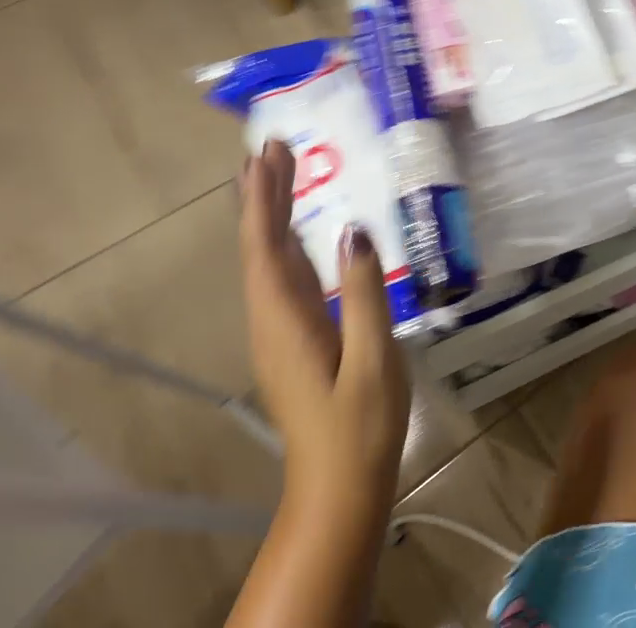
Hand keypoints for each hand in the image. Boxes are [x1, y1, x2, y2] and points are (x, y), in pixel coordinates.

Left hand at [240, 140, 410, 513]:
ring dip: (272, 218)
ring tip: (278, 177)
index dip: (265, 200)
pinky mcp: (294, 345)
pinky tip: (296, 238)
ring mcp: (281, 336)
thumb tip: (354, 232)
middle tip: (272, 149)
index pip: (267, 248)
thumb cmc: (361, 426)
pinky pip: (283, 282)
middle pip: (262, 250)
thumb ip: (364, 294)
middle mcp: (273, 323)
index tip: (268, 154)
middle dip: (264, 198)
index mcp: (287, 322)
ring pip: (270, 264)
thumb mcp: (374, 359)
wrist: (340, 487)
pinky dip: (285, 246)